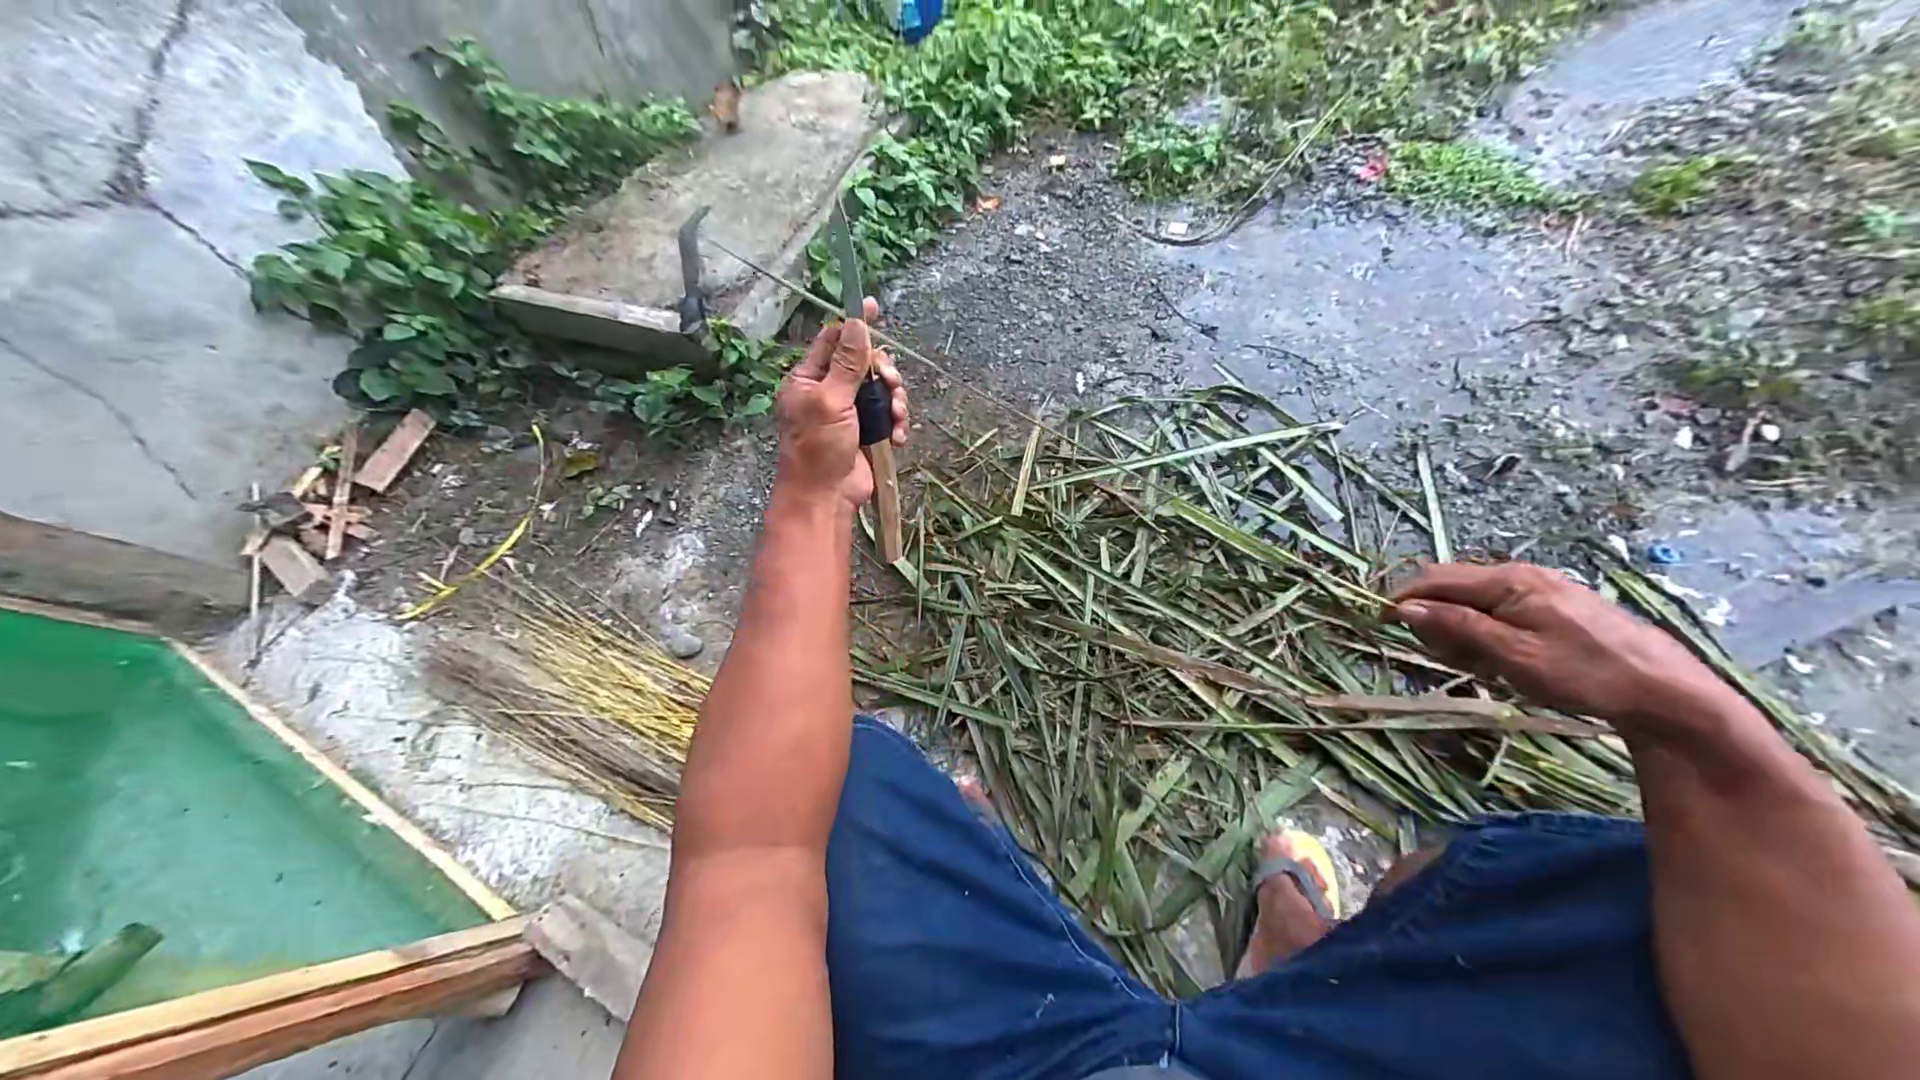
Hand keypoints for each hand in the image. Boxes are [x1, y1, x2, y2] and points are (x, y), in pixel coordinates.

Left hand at [774, 297, 909, 506]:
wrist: (826, 497)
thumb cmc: (818, 449)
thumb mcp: (830, 400)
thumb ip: (847, 363)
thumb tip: (856, 324)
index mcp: (808, 379)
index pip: (832, 340)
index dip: (853, 325)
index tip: (873, 307)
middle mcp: (828, 391)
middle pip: (864, 363)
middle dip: (883, 372)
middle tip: (892, 383)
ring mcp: (849, 412)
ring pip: (880, 389)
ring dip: (894, 400)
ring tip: (896, 418)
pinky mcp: (866, 432)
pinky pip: (888, 415)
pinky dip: (896, 423)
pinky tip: (896, 437)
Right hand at [1390, 562, 1756, 742]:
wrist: (1671, 694)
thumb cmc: (1586, 673)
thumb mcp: (1512, 654)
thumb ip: (1456, 626)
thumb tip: (1404, 608)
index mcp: (1508, 581)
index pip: (1435, 579)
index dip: (1402, 597)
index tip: (1379, 622)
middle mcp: (1522, 576)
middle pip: (1452, 585)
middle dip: (1432, 616)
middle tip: (1441, 655)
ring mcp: (1542, 589)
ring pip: (1474, 600)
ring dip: (1459, 628)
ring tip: (1476, 664)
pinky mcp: (1557, 607)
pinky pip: (1500, 610)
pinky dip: (1484, 630)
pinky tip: (1499, 658)